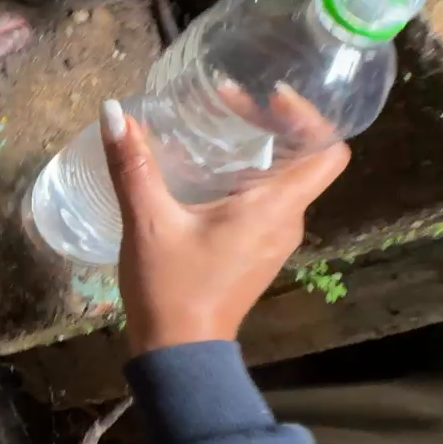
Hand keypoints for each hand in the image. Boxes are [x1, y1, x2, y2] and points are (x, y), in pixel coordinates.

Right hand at [102, 98, 348, 355]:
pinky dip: (240, 179)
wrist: (177, 351)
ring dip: (253, 153)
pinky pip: (259, 204)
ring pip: (279, 182)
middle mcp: (285, 221)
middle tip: (225, 103)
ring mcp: (270, 241)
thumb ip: (133, 166)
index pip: (328, 149)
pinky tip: (199, 177)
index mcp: (274, 208)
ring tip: (210, 132)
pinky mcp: (250, 253)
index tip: (270, 92)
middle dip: (270, 125)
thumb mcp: (147, 222)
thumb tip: (114, 111)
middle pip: (302, 159)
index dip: (309, 114)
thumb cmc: (171, 286)